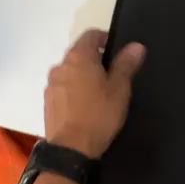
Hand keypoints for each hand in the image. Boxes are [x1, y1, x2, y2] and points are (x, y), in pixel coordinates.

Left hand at [44, 30, 146, 157]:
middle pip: (79, 53)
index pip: (91, 35)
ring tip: (98, 92)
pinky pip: (63, 86)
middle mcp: (61, 65)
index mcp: (79, 57)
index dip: (105, 38)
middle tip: (112, 74)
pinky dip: (73, 89)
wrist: (71, 148)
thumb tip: (136, 46)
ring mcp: (51, 83)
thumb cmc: (99, 115)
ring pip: (70, 70)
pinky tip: (84, 105)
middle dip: (95, 59)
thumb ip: (126, 64)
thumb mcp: (119, 89)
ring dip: (82, 75)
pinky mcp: (47, 101)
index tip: (117, 51)